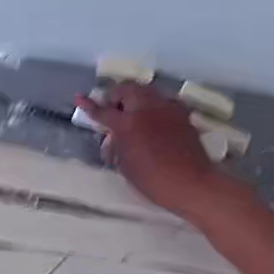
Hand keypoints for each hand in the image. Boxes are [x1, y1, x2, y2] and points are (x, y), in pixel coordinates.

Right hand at [77, 83, 232, 213]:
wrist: (193, 184)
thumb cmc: (154, 181)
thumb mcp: (126, 166)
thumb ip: (117, 145)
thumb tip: (115, 137)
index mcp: (128, 124)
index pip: (104, 111)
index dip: (90, 105)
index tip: (80, 97)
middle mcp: (147, 108)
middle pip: (127, 89)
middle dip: (116, 96)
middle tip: (113, 109)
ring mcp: (167, 108)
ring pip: (146, 91)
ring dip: (136, 97)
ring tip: (133, 112)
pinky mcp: (182, 114)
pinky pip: (163, 101)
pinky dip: (154, 106)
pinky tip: (155, 120)